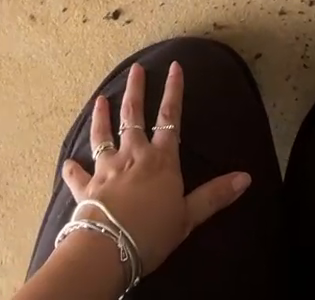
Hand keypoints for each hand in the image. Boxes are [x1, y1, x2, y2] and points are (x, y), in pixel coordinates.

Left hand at [61, 61, 251, 274]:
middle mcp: (133, 156)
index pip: (170, 118)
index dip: (173, 91)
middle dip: (136, 90)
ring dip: (102, 116)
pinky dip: (72, 168)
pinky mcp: (86, 187)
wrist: (108, 248)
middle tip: (135, 68)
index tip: (174, 66)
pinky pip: (77, 174)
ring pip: (103, 135)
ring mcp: (107, 169)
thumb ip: (215, 195)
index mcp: (161, 160)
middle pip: (134, 116)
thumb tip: (246, 177)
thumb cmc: (152, 232)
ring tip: (101, 99)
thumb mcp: (189, 216)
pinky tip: (67, 162)